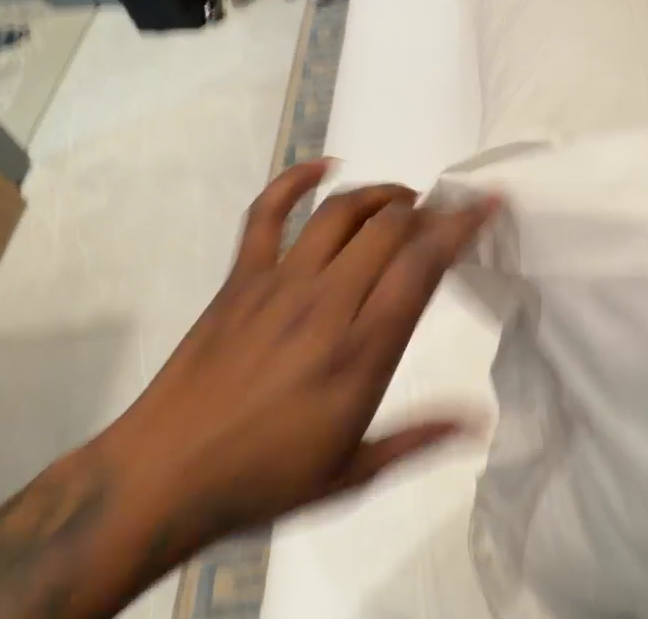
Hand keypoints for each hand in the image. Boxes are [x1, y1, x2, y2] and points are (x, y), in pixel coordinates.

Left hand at [98, 160, 500, 540]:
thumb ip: (418, 438)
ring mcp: (279, 285)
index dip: (460, 226)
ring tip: (403, 199)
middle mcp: (327, 304)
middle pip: (389, 229)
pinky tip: (323, 167)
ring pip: (340, 214)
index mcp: (362, 351)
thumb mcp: (352, 473)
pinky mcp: (240, 280)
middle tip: (446, 211)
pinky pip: (266, 215)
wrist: (162, 479)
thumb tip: (481, 423)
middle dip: (428, 209)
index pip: (422, 267)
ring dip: (379, 194)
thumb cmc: (265, 480)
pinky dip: (294, 181)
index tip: (486, 203)